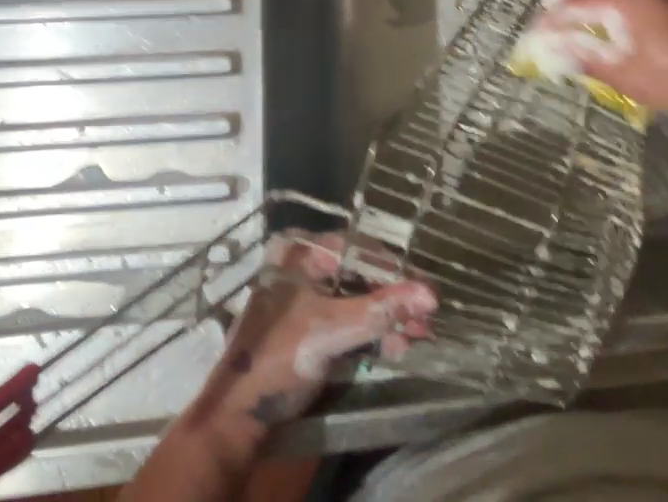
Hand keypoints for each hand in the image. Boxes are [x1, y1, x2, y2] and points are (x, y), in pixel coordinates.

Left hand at [183, 233, 434, 452]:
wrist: (235, 418)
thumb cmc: (278, 359)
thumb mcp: (332, 331)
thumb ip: (382, 310)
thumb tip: (432, 294)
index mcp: (301, 256)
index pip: (361, 250)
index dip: (396, 271)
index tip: (424, 293)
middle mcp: (304, 268)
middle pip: (363, 275)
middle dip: (395, 300)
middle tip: (424, 321)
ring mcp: (306, 298)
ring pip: (359, 299)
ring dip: (388, 319)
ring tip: (416, 338)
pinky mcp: (309, 327)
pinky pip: (350, 320)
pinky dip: (372, 332)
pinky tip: (395, 347)